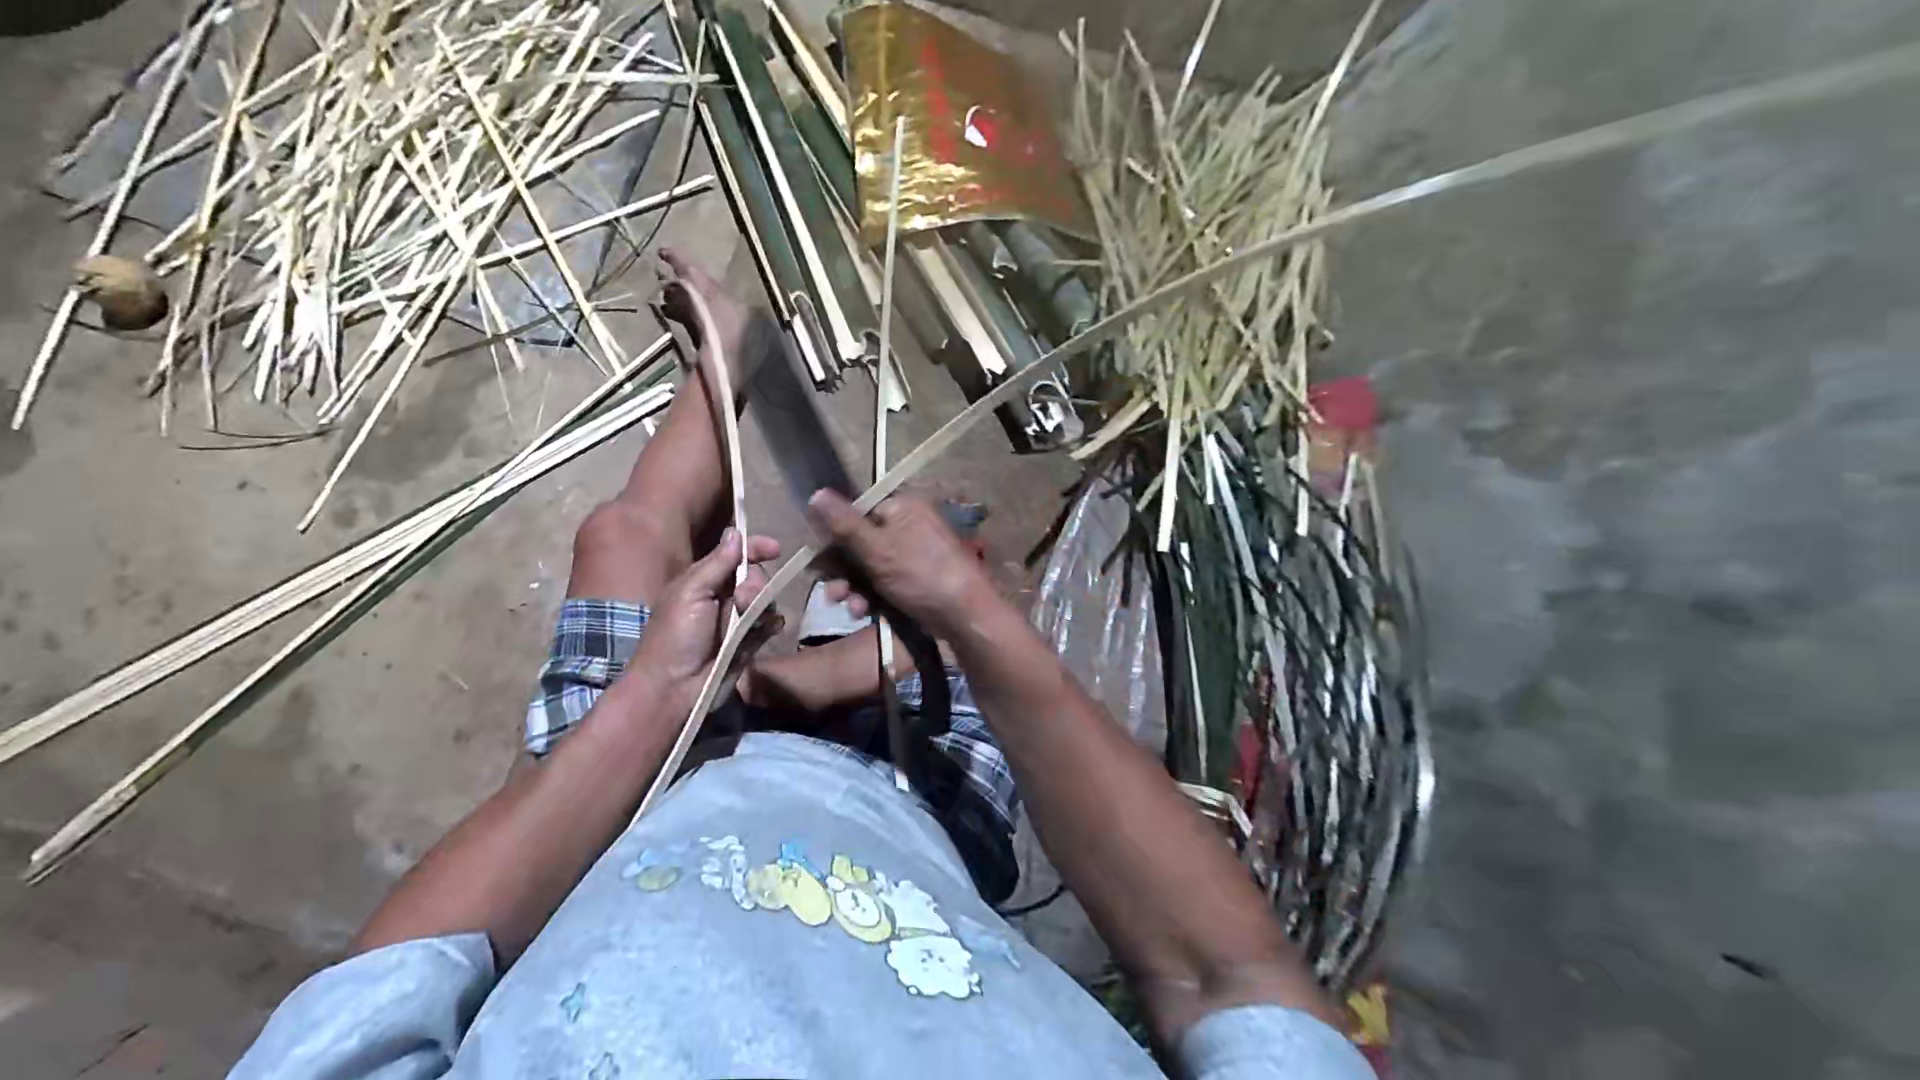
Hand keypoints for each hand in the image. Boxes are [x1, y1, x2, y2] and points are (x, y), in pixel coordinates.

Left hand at [627, 528, 779, 708]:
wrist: (675, 688)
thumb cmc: (675, 636)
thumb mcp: (690, 592)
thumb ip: (716, 563)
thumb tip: (735, 532)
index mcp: (702, 580)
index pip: (734, 554)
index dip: (754, 548)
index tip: (775, 548)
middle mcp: (721, 596)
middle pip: (754, 575)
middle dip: (755, 583)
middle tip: (743, 599)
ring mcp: (736, 620)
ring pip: (765, 599)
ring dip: (760, 605)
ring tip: (747, 622)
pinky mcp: (748, 641)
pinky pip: (770, 624)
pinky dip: (770, 625)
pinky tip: (765, 630)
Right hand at [806, 490, 996, 637]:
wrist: (964, 614)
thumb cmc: (921, 574)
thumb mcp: (877, 548)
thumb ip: (844, 523)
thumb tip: (816, 492)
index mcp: (902, 507)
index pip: (857, 510)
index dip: (834, 534)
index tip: (819, 558)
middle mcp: (907, 525)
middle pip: (860, 541)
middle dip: (842, 569)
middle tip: (833, 591)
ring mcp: (912, 553)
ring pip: (869, 565)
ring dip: (853, 586)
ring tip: (849, 605)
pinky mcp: (915, 578)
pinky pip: (884, 581)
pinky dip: (871, 595)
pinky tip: (864, 612)